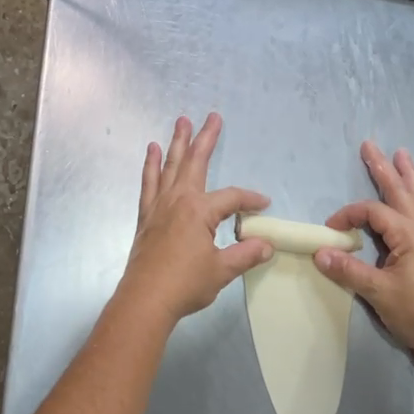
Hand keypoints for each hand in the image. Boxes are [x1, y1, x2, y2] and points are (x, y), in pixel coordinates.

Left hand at [118, 113, 272, 322]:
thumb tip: (268, 244)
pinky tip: (153, 149)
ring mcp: (160, 204)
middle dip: (206, 138)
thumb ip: (245, 254)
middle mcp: (179, 199)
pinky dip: (151, 164)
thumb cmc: (185, 284)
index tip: (263, 205)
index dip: (250, 200)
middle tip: (212, 115)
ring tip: (181, 120)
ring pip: (171, 165)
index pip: (231, 198)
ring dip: (178, 142)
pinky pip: (149, 181)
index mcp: (200, 210)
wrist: (145, 298)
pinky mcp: (147, 214)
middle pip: (196, 162)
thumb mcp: (222, 271)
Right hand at [313, 141, 413, 365]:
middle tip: (370, 145)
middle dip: (383, 168)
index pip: (371, 212)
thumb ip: (348, 270)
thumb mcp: (377, 292)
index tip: (331, 230)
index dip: (348, 216)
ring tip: (403, 154)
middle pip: (399, 192)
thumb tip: (319, 252)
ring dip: (410, 176)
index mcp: (407, 235)